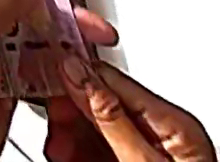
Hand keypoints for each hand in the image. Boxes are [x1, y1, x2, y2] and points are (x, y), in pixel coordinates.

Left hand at [0, 0, 121, 161]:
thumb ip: (1, 5)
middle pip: (26, 11)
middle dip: (60, 16)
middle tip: (90, 25)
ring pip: (38, 42)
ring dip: (64, 46)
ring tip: (90, 50)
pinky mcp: (11, 85)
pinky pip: (42, 74)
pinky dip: (60, 75)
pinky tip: (75, 78)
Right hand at [45, 59, 214, 161]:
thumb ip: (108, 115)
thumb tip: (75, 67)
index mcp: (173, 125)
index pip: (105, 75)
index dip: (70, 81)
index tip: (46, 92)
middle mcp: (163, 132)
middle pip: (94, 99)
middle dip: (68, 116)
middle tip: (58, 140)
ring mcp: (151, 150)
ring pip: (90, 122)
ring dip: (68, 136)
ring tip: (63, 155)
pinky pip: (96, 143)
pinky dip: (77, 150)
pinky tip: (70, 159)